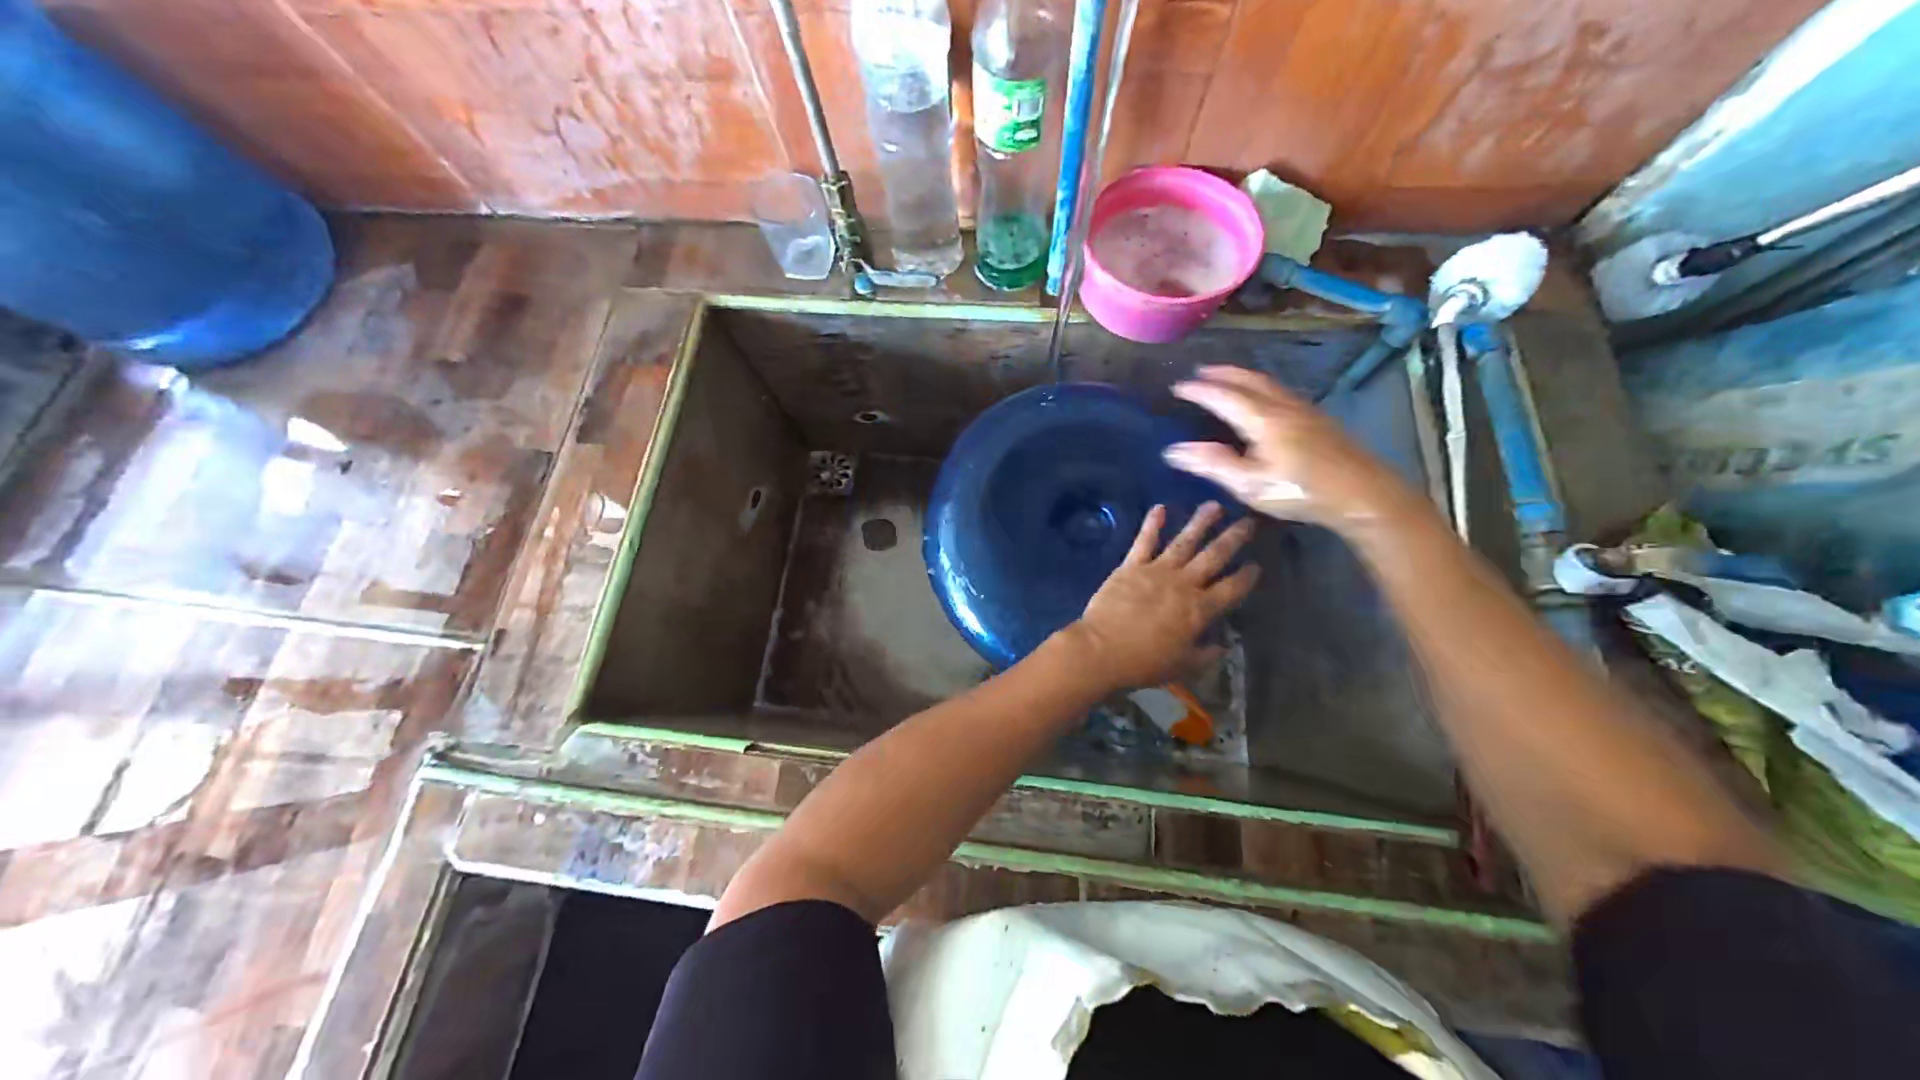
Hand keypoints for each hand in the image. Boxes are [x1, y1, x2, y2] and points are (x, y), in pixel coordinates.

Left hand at [1062, 502, 1258, 691]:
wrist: (1102, 650)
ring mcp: (1157, 571)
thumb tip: (1224, 644)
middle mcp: (1184, 584)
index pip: (1232, 589)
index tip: (1257, 565)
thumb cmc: (1144, 662)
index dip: (1246, 577)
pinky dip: (1152, 523)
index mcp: (1200, 609)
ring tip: (1214, 505)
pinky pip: (1144, 541)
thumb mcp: (1183, 665)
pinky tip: (1160, 507)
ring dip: (1200, 522)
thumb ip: (1206, 653)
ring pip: (1184, 541)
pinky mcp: (1131, 566)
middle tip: (1248, 521)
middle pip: (1214, 556)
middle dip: (1234, 538)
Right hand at [1165, 365, 1418, 534]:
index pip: (1224, 396)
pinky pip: (1280, 392)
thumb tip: (1174, 450)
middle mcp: (1283, 406)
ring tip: (1226, 379)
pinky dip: (1260, 387)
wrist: (1364, 494)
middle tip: (1200, 372)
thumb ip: (1213, 464)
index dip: (1200, 390)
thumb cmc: (1302, 491)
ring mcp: (1304, 410)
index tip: (1178, 386)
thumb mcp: (1250, 484)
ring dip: (1242, 377)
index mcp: (1263, 419)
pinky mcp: (1318, 419)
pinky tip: (1262, 399)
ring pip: (1267, 384)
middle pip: (1249, 381)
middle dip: (1222, 374)